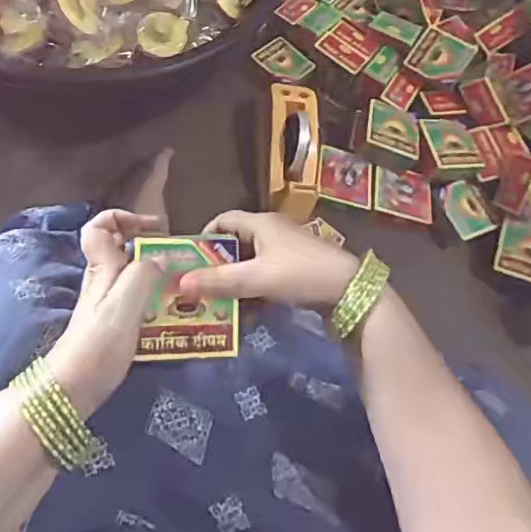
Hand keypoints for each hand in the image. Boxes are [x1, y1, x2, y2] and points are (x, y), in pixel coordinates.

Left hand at [46, 209, 164, 412]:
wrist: (72, 390)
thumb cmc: (98, 344)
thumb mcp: (125, 304)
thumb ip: (143, 274)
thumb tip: (161, 256)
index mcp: (103, 268)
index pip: (100, 225)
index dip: (125, 218)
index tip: (155, 229)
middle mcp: (103, 280)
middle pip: (121, 247)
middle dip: (151, 245)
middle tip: (179, 257)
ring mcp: (107, 302)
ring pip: (132, 273)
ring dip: (157, 272)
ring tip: (184, 283)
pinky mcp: (114, 323)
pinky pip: (137, 297)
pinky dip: (156, 296)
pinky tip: (173, 311)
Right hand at [179, 211, 360, 306]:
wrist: (351, 290)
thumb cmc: (300, 274)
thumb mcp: (257, 279)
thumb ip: (219, 281)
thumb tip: (180, 283)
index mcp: (261, 223)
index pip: (224, 219)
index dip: (205, 235)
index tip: (191, 259)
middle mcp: (272, 231)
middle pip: (236, 243)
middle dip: (218, 265)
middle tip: (200, 286)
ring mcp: (287, 250)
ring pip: (252, 263)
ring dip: (236, 282)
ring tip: (219, 304)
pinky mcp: (297, 268)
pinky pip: (266, 276)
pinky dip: (254, 290)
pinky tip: (247, 312)